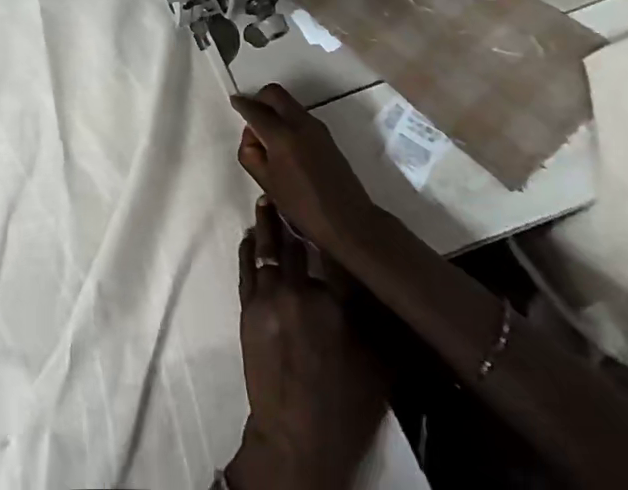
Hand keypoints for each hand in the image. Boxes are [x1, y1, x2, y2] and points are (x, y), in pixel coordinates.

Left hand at [227, 199, 386, 489]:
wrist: (297, 436)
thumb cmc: (345, 401)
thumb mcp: (376, 359)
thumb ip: (374, 315)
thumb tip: (380, 281)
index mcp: (335, 301)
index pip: (330, 249)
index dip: (327, 224)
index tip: (327, 201)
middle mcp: (300, 291)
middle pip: (294, 243)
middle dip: (293, 217)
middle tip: (291, 191)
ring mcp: (270, 299)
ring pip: (267, 250)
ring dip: (267, 225)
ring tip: (267, 202)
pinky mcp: (249, 311)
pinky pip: (247, 269)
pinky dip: (248, 249)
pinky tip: (249, 235)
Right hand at [231, 84, 383, 259]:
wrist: (346, 218)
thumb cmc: (302, 207)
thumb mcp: (267, 183)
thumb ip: (252, 154)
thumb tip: (252, 135)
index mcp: (282, 136)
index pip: (256, 110)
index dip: (242, 104)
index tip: (234, 101)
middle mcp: (300, 123)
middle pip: (275, 94)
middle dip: (259, 99)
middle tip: (250, 118)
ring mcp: (316, 126)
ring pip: (289, 102)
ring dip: (274, 109)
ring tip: (267, 139)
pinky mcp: (325, 134)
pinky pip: (299, 114)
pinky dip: (286, 118)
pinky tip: (283, 144)